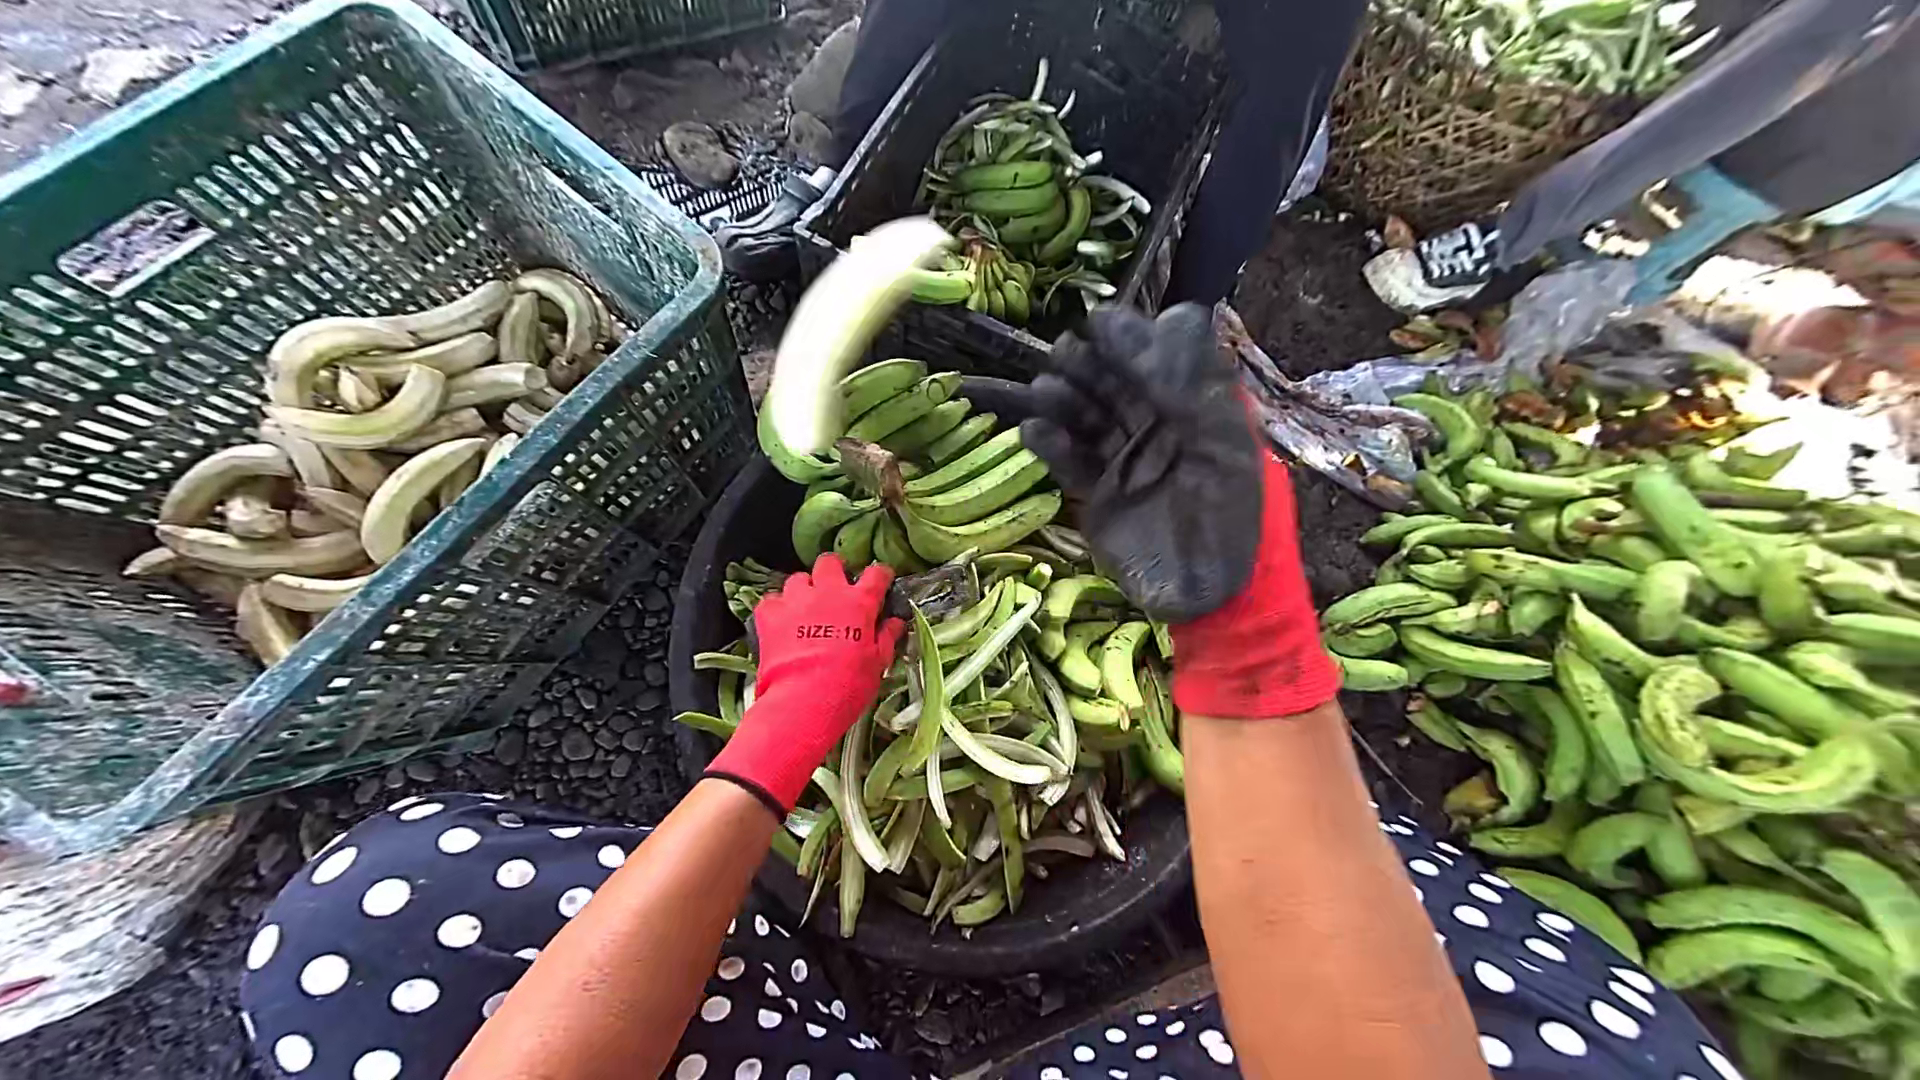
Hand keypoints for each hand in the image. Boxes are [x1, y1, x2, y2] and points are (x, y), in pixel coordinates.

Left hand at [705, 554, 906, 812]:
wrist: (803, 701)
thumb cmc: (848, 684)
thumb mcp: (877, 664)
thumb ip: (886, 637)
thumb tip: (896, 622)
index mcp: (859, 602)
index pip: (876, 573)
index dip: (880, 574)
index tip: (880, 580)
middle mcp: (827, 592)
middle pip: (829, 563)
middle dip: (833, 571)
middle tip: (835, 589)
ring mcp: (796, 600)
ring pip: (798, 579)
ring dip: (804, 590)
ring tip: (805, 608)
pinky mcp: (769, 614)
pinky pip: (772, 600)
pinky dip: (777, 608)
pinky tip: (781, 622)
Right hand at [1020, 304, 1261, 621]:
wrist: (1207, 595)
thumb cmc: (1230, 520)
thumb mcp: (1225, 446)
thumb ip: (1196, 387)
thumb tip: (1172, 317)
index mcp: (1196, 412)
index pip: (1159, 360)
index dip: (1132, 339)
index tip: (1100, 325)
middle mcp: (1157, 429)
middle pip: (1115, 384)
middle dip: (1089, 365)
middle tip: (1063, 354)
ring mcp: (1124, 461)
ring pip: (1088, 418)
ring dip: (1064, 400)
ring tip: (1044, 390)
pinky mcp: (1098, 495)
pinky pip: (1070, 462)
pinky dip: (1050, 445)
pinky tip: (1033, 430)